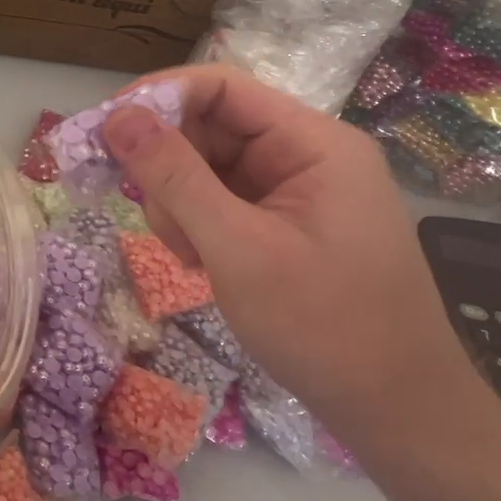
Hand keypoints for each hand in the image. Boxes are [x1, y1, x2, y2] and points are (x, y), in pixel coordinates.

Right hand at [101, 65, 467, 424]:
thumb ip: (174, 176)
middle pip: (204, 124)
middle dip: (164, 163)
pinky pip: (213, 195)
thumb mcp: (238, 248)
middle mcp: (302, 153)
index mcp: (312, 144)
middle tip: (139, 207)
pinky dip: (191, 220)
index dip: (156, 98)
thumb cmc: (326, 326)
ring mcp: (290, 187)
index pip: (218, 87)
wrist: (397, 413)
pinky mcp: (277, 218)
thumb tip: (115, 115)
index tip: (103, 133)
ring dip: (175, 200)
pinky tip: (198, 259)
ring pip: (200, 162)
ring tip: (187, 252)